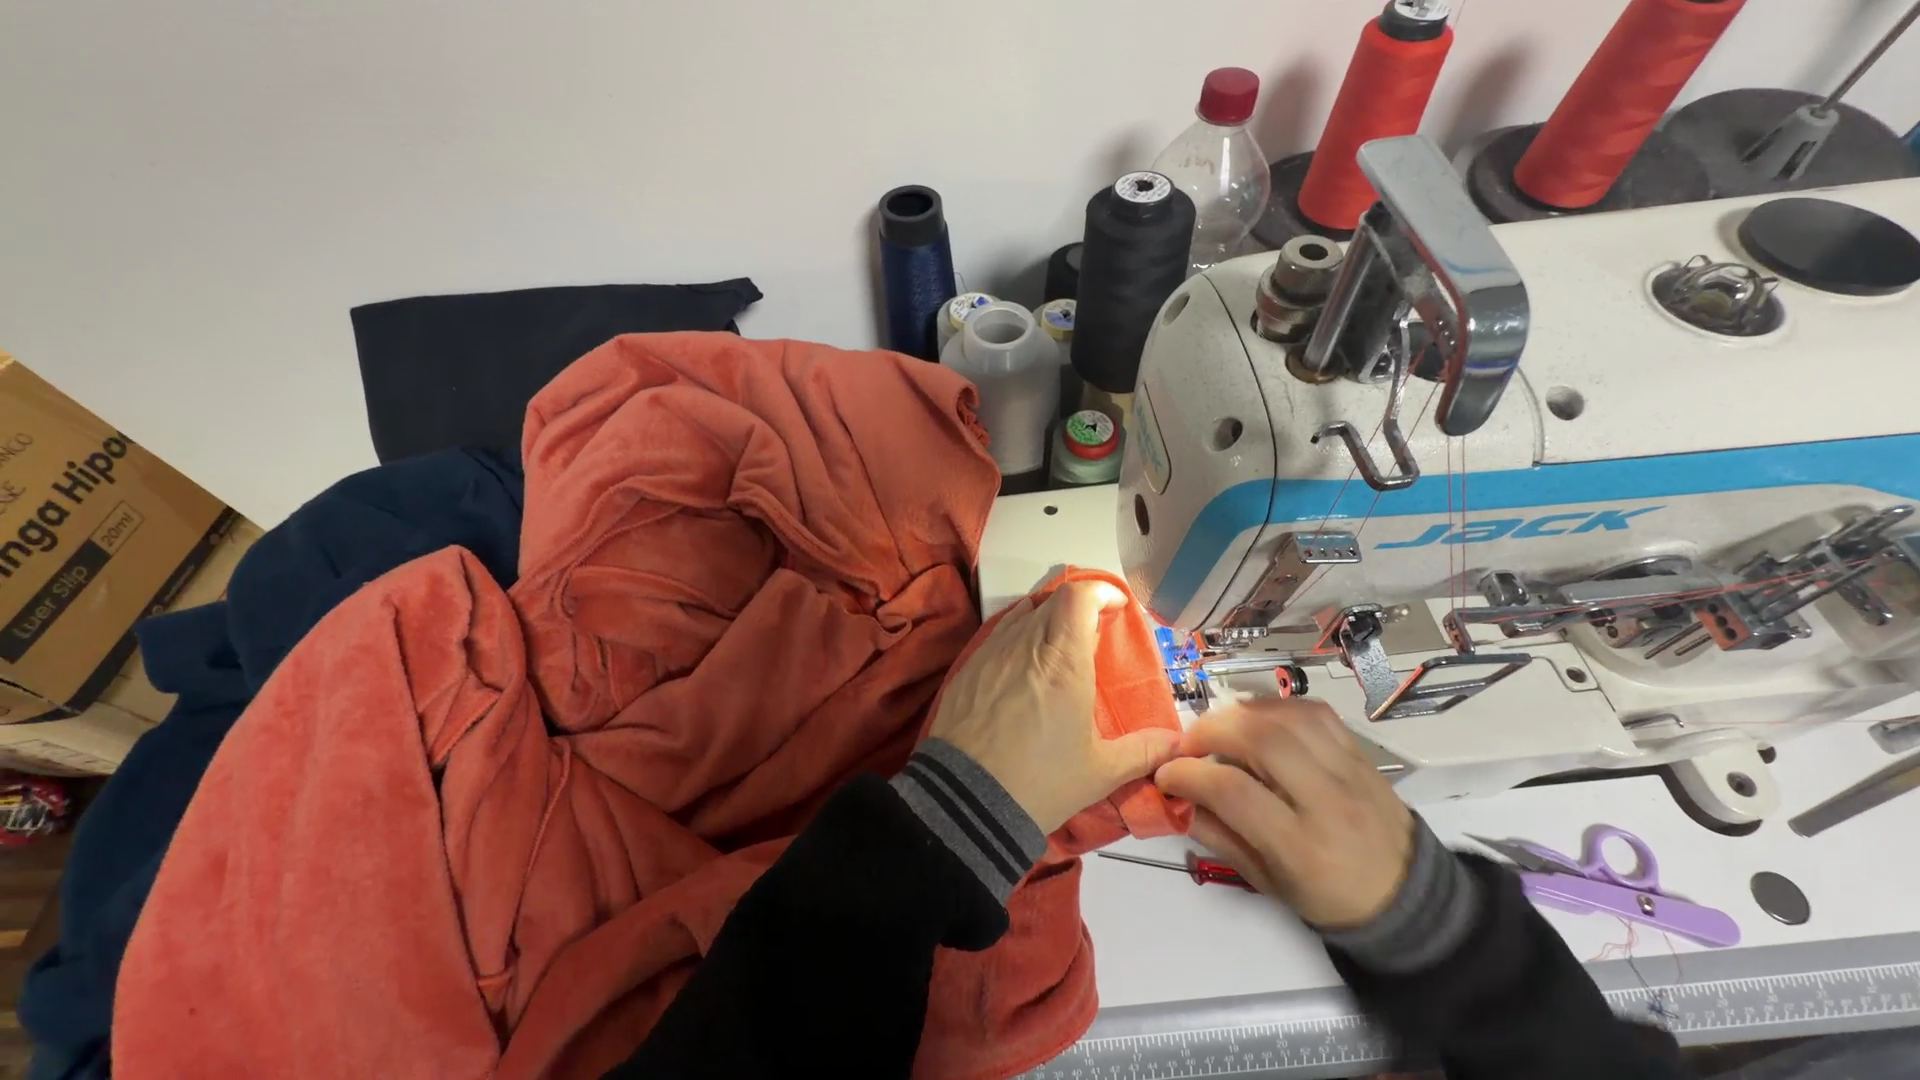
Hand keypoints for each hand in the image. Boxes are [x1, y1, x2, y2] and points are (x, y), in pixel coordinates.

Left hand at [930, 581, 1182, 833]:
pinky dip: (1019, 634)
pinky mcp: (968, 668)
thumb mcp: (1100, 771)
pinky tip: (1025, 662)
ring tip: (1060, 647)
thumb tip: (1178, 744)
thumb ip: (1144, 751)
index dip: (1100, 591)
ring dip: (1047, 618)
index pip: (1079, 597)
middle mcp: (1026, 645)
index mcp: (1064, 662)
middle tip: (1094, 633)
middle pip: (1053, 601)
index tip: (1116, 607)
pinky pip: (998, 634)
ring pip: (1023, 614)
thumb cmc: (1039, 782)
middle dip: (1078, 607)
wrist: (965, 802)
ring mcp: (992, 653)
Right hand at [1153, 698, 1412, 928]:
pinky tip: (1255, 719)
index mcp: (1301, 846)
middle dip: (1211, 731)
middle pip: (1261, 739)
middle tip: (1189, 744)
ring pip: (1287, 716)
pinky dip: (1275, 706)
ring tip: (1218, 729)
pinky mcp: (1360, 752)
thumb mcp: (1267, 882)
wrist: (1406, 895)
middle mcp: (1327, 801)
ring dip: (1240, 713)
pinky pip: (1313, 711)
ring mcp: (1348, 770)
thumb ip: (1219, 836)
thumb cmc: (1328, 896)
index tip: (1167, 775)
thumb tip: (1177, 798)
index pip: (1234, 791)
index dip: (1190, 775)